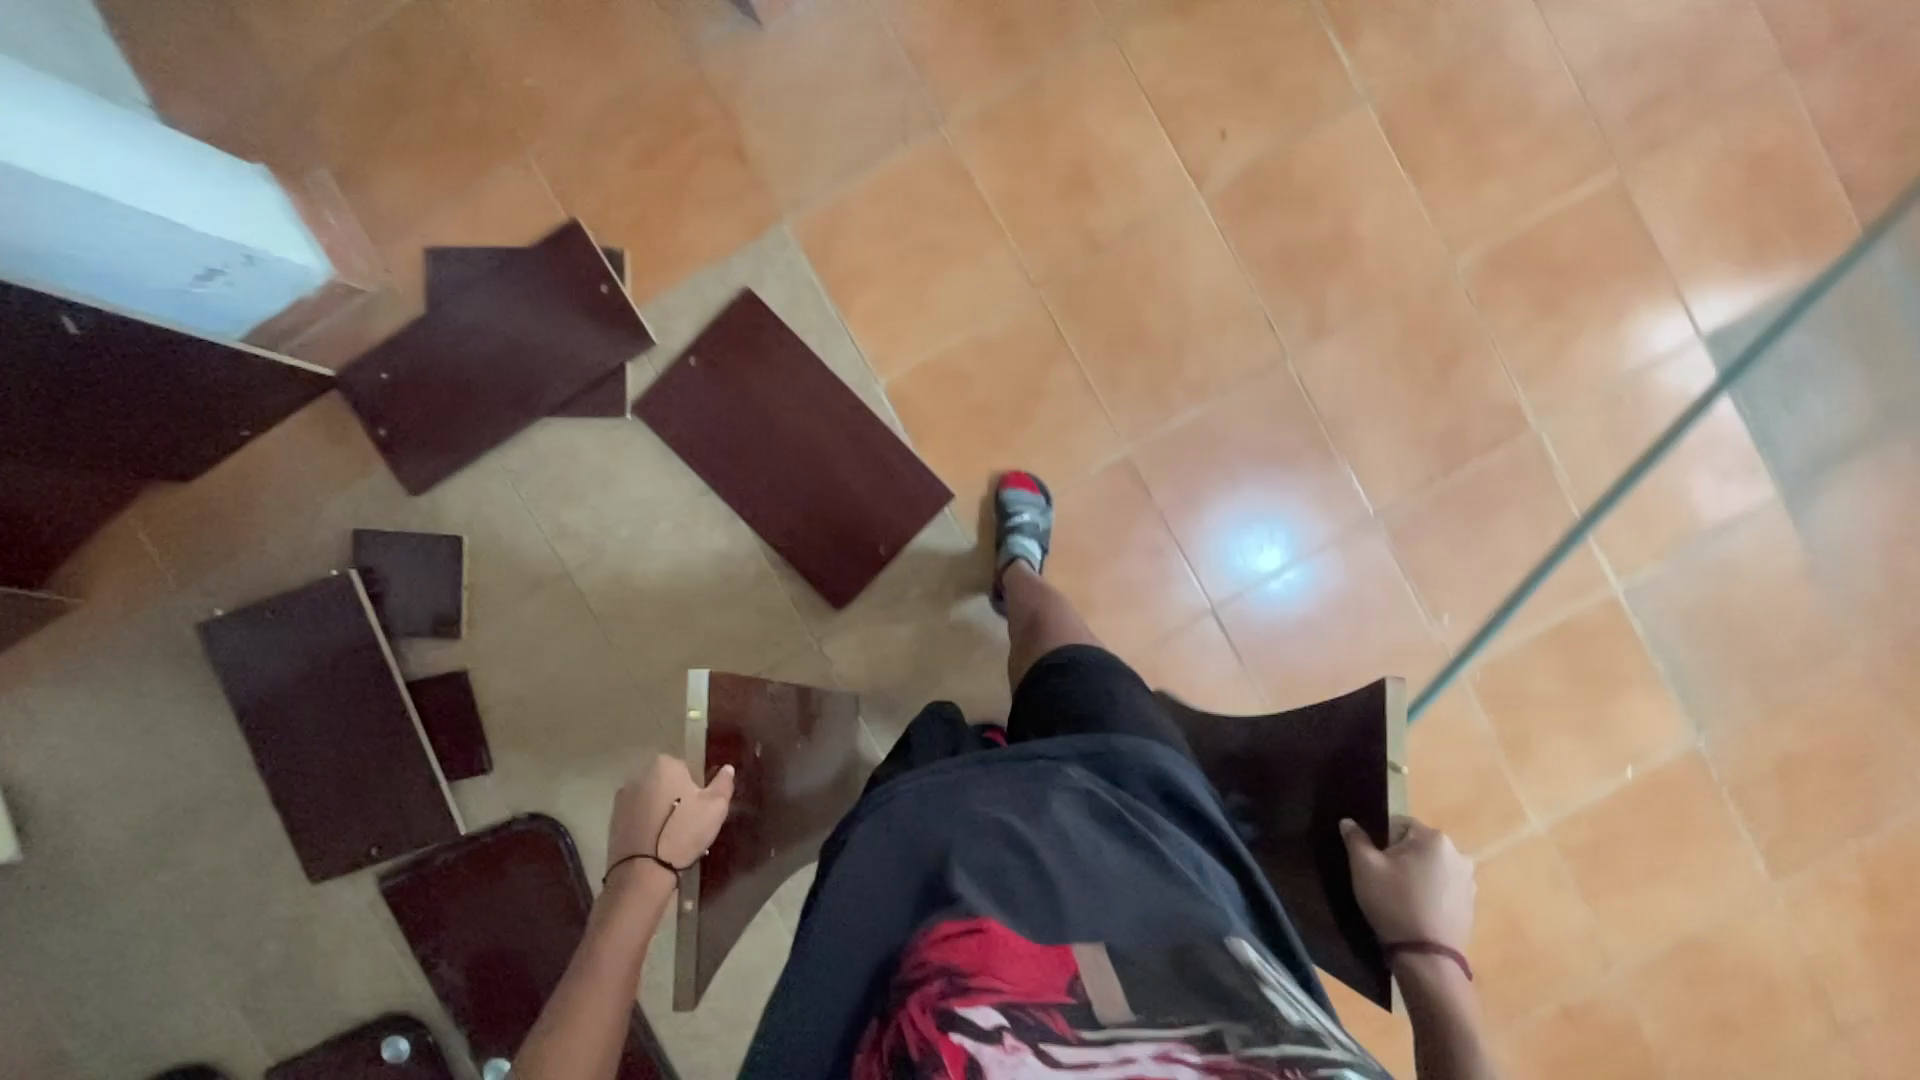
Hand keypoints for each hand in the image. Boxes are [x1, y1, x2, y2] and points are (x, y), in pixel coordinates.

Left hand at [608, 755, 734, 875]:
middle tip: (689, 823)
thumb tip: (726, 768)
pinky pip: (638, 815)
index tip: (701, 808)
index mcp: (665, 764)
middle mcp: (639, 774)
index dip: (697, 788)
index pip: (687, 768)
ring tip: (672, 837)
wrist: (642, 872)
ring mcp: (623, 797)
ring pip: (652, 799)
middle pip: (667, 782)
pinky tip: (656, 843)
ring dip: (662, 810)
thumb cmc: (683, 832)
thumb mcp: (715, 807)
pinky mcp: (613, 819)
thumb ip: (723, 783)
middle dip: (678, 797)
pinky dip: (647, 824)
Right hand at [1340, 815, 1474, 950]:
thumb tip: (1348, 821)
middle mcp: (1458, 853)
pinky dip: (1430, 890)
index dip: (1381, 840)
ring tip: (1401, 896)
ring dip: (1416, 873)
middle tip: (1385, 879)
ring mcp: (1468, 880)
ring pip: (1431, 865)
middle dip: (1400, 856)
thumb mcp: (1364, 867)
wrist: (1427, 956)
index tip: (1374, 862)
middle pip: (1417, 844)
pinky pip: (1443, 885)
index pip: (1398, 824)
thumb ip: (1356, 839)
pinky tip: (1417, 908)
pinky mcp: (1471, 902)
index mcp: (1433, 839)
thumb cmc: (1393, 903)